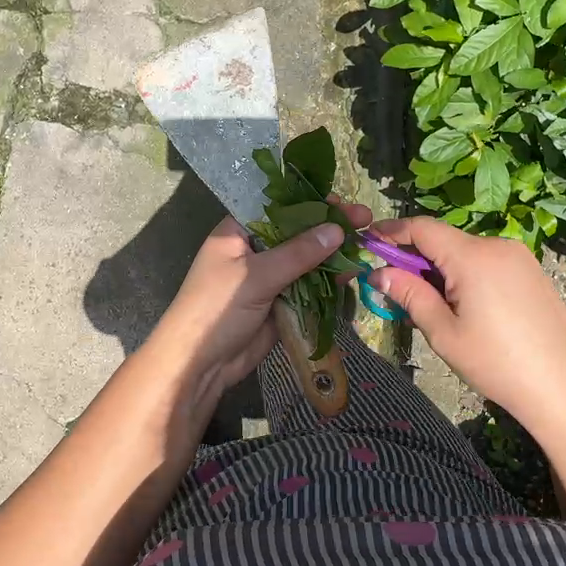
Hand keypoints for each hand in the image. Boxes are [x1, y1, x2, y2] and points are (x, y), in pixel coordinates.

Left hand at [144, 201, 373, 405]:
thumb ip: (298, 253)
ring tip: (366, 244)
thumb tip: (337, 230)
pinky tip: (352, 272)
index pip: (278, 206)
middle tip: (365, 219)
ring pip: (306, 260)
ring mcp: (268, 278)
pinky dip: (329, 281)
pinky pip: (308, 287)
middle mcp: (254, 250)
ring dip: (333, 254)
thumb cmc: (216, 309)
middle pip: (297, 232)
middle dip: (329, 227)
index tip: (341, 201)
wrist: (200, 364)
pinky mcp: (280, 303)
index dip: (311, 202)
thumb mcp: (256, 275)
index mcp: (238, 232)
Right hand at [367, 216, 565, 417]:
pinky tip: (464, 309)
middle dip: (414, 258)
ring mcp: (518, 257)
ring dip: (440, 269)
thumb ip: (410, 296)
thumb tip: (378, 273)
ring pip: (465, 252)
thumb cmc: (498, 363)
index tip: (367, 243)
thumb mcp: (444, 333)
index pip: (421, 227)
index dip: (391, 232)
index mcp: (471, 256)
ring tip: (432, 308)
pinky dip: (465, 275)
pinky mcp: (531, 272)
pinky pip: (486, 263)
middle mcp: (496, 245)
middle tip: (395, 290)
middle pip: (443, 239)